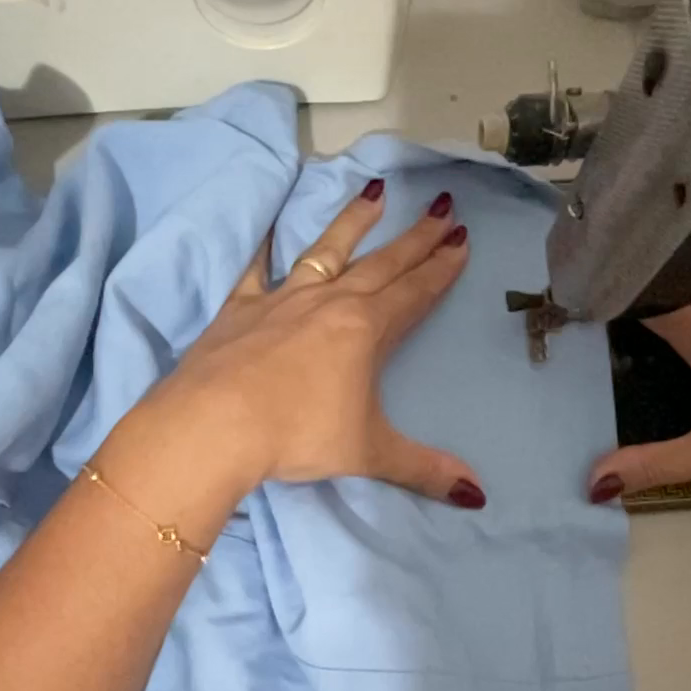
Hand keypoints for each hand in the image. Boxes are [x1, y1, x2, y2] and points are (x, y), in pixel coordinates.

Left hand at [151, 181, 484, 507]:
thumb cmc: (297, 436)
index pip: (414, 293)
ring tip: (375, 195)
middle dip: (416, 239)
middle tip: (441, 209)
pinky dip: (265, 249)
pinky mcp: (240, 309)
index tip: (462, 239)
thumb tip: (478, 496)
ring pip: (327, 252)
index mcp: (365, 331)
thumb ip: (424, 470)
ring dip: (354, 224)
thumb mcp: (368, 454)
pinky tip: (270, 231)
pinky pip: (257, 270)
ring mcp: (281, 300)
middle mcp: (328, 304)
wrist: (213, 424)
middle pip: (381, 264)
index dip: (441, 269)